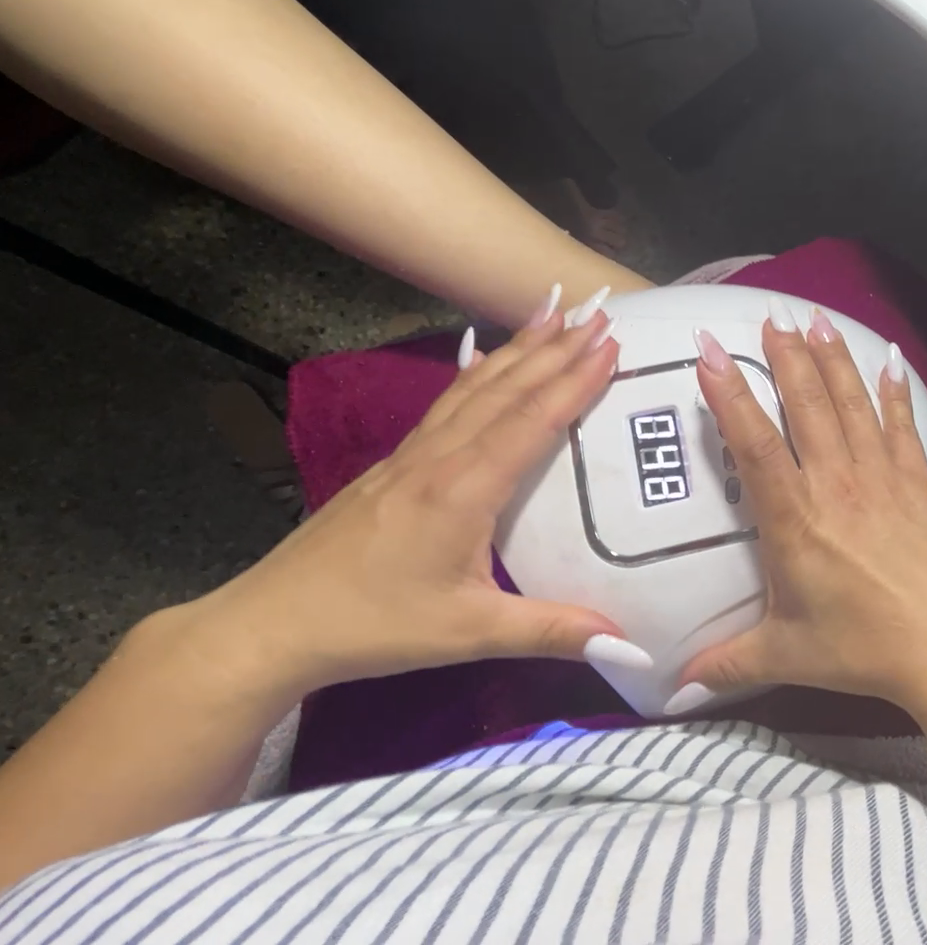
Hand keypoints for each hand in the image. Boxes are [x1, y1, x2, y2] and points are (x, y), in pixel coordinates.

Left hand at [178, 299, 650, 695]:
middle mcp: (439, 459)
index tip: (612, 343)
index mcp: (463, 490)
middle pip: (505, 389)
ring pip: (474, 387)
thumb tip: (632, 644)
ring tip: (554, 312)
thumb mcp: (469, 634)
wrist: (266, 627)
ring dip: (520, 347)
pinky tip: (488, 355)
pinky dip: (480, 369)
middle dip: (557, 347)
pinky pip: (449, 401)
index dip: (574, 381)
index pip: (530, 421)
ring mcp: (412, 456)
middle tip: (600, 311)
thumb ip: (553, 632)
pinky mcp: (396, 465)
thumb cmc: (374, 626)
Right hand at [672, 301, 926, 718]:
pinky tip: (890, 359)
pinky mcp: (921, 482)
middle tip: (768, 317)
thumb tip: (674, 688)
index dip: (729, 393)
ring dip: (832, 360)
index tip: (709, 351)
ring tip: (815, 320)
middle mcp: (837, 484)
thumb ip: (729, 663)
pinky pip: (904, 424)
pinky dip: (895, 390)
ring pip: (852, 404)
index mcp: (794, 520)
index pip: (753, 443)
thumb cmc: (865, 649)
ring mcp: (884, 477)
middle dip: (785, 357)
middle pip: (806, 406)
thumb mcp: (788, 656)